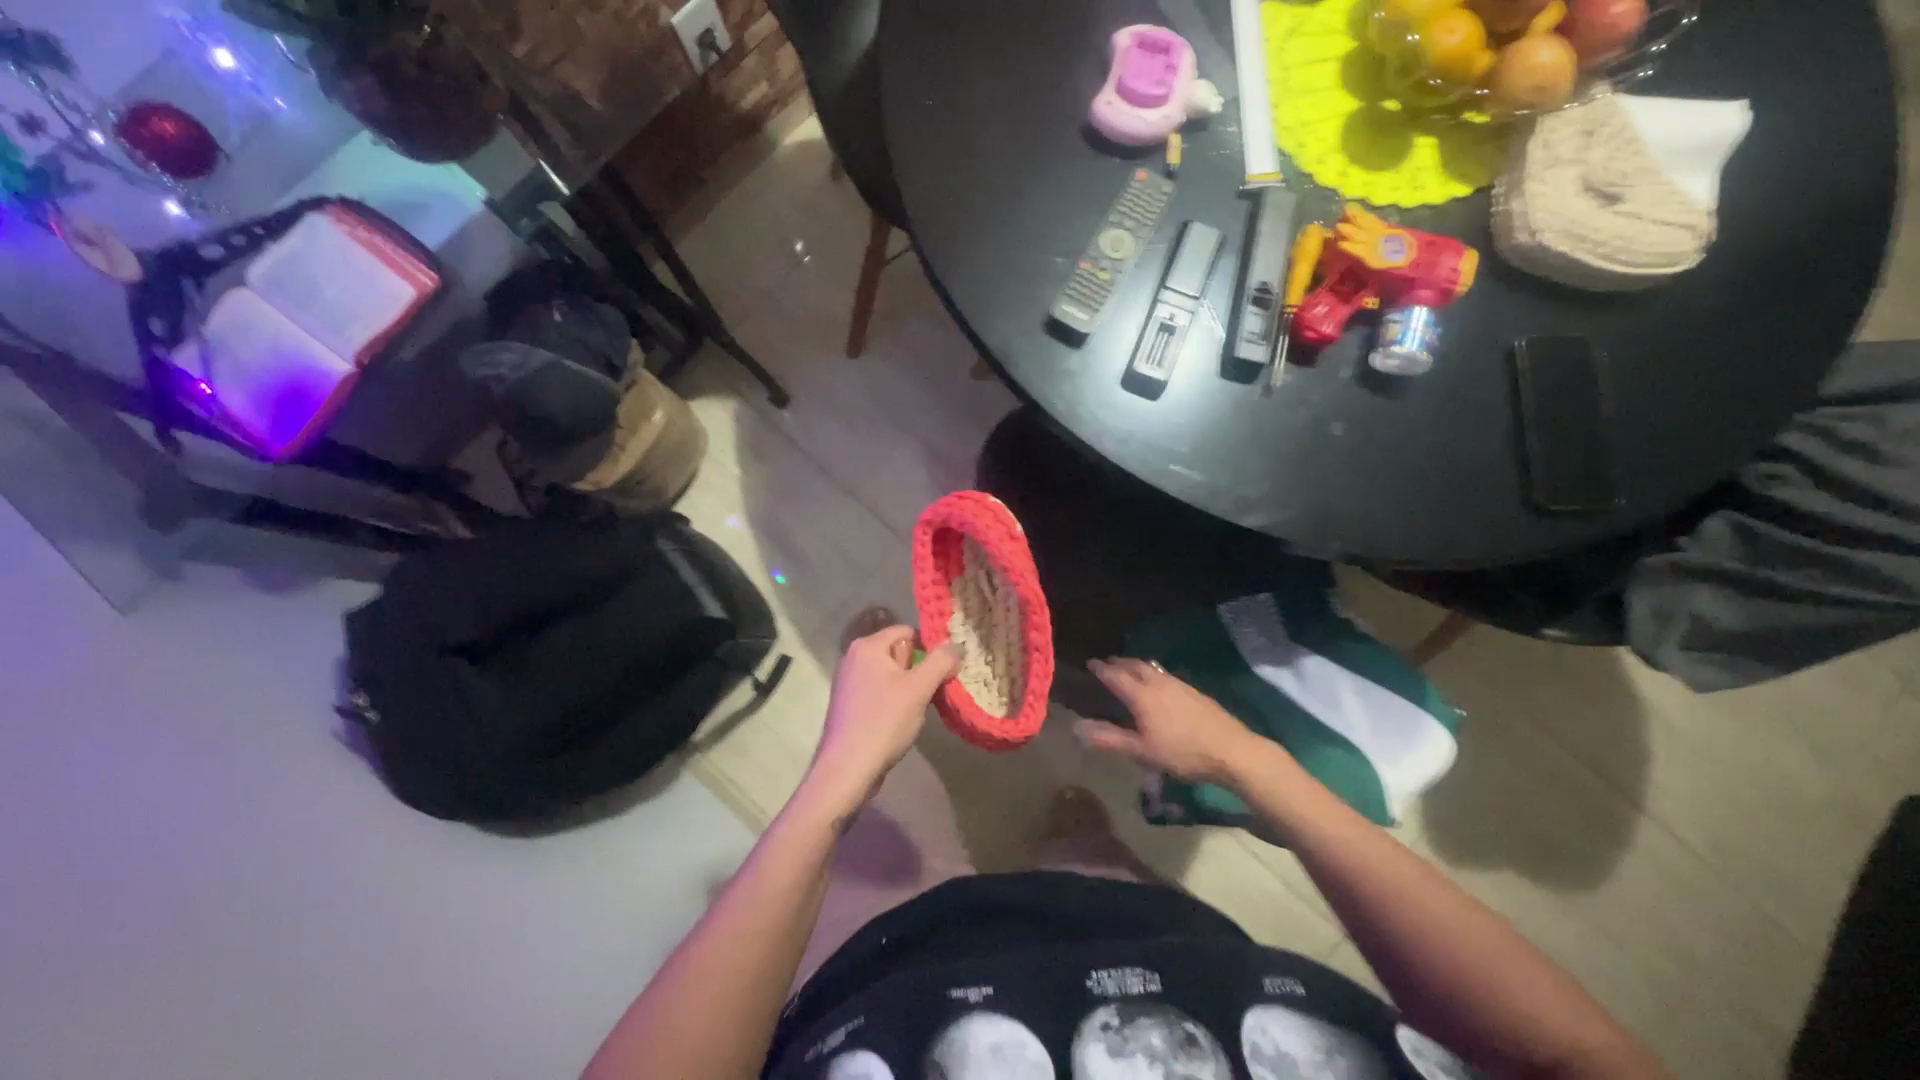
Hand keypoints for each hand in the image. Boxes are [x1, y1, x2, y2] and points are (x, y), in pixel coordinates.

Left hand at [807, 626, 963, 806]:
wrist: (847, 768)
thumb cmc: (883, 722)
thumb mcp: (918, 689)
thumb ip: (940, 662)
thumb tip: (957, 645)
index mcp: (867, 646)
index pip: (907, 631)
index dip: (929, 648)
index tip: (945, 671)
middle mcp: (854, 658)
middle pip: (899, 652)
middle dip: (919, 670)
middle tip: (930, 693)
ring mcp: (849, 682)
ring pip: (892, 675)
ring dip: (910, 689)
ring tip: (918, 710)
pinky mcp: (850, 704)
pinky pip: (881, 691)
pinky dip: (895, 701)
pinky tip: (901, 721)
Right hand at [1075, 657, 1265, 787]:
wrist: (1231, 750)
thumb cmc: (1182, 752)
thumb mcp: (1141, 751)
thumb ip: (1109, 739)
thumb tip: (1076, 727)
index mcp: (1142, 695)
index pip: (1115, 675)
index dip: (1101, 669)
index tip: (1090, 663)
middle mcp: (1159, 683)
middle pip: (1135, 665)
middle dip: (1119, 663)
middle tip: (1107, 664)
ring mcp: (1179, 685)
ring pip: (1152, 668)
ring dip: (1136, 666)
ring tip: (1129, 670)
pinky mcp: (1194, 691)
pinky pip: (1165, 675)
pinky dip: (1153, 674)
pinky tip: (1158, 686)